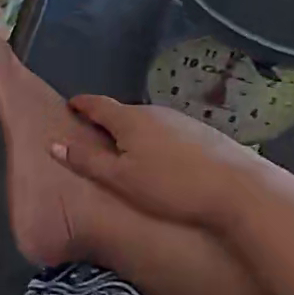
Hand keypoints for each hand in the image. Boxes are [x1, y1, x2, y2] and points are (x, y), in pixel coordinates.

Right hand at [51, 96, 278, 229]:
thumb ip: (87, 161)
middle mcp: (154, 112)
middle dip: (106, 122)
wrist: (238, 190)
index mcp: (129, 119)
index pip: (97, 104)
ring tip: (126, 153)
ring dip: (133, 133)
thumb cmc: (171, 186)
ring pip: (148, 123)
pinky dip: (156, 141)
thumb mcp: (122, 180)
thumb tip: (55, 144)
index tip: (70, 106)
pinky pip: (168, 132)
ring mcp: (181, 120)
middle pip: (122, 113)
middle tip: (93, 137)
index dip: (81, 104)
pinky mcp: (203, 134)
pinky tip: (162, 161)